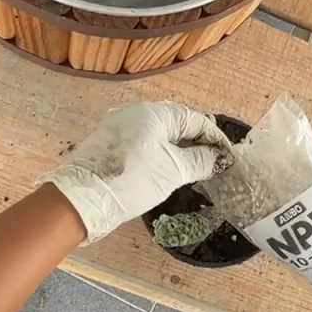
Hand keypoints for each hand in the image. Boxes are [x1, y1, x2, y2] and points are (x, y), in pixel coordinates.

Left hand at [41, 102, 229, 242]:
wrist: (83, 199)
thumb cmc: (132, 180)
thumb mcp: (173, 171)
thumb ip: (199, 160)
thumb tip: (216, 157)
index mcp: (154, 113)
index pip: (194, 119)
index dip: (214, 137)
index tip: (228, 155)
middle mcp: (135, 112)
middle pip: (175, 123)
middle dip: (197, 140)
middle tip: (214, 159)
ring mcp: (119, 126)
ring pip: (158, 133)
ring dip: (178, 146)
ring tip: (194, 164)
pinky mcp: (109, 143)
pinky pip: (143, 141)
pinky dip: (160, 151)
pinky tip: (167, 166)